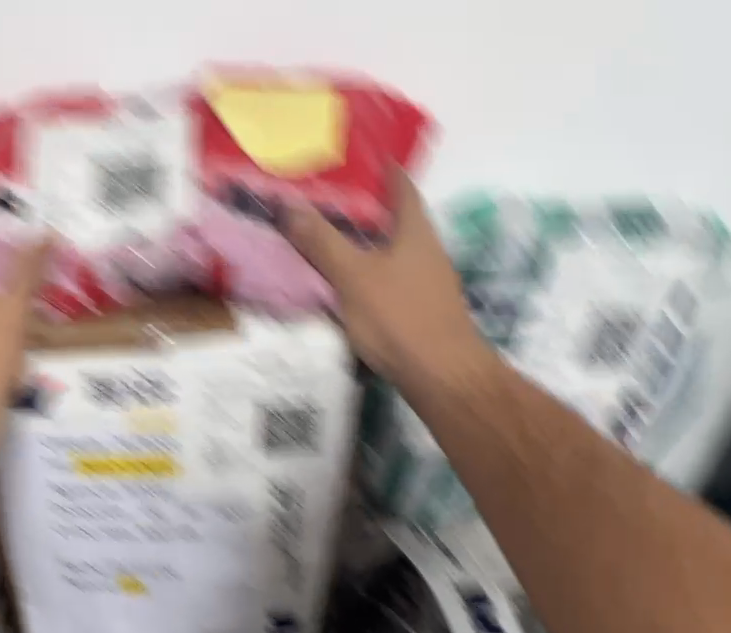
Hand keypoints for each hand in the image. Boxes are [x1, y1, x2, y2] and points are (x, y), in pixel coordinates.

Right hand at [285, 168, 500, 395]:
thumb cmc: (399, 317)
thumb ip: (322, 243)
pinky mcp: (423, 311)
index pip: (402, 187)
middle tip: (332, 203)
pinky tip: (353, 288)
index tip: (362, 160)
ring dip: (370, 246)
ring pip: (395, 253)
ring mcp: (429, 283)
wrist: (441, 374)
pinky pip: (394, 281)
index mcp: (414, 231)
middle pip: (398, 220)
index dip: (385, 170)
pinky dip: (373, 275)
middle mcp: (427, 250)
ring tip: (334, 244)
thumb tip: (289, 206)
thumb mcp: (352, 277)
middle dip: (369, 210)